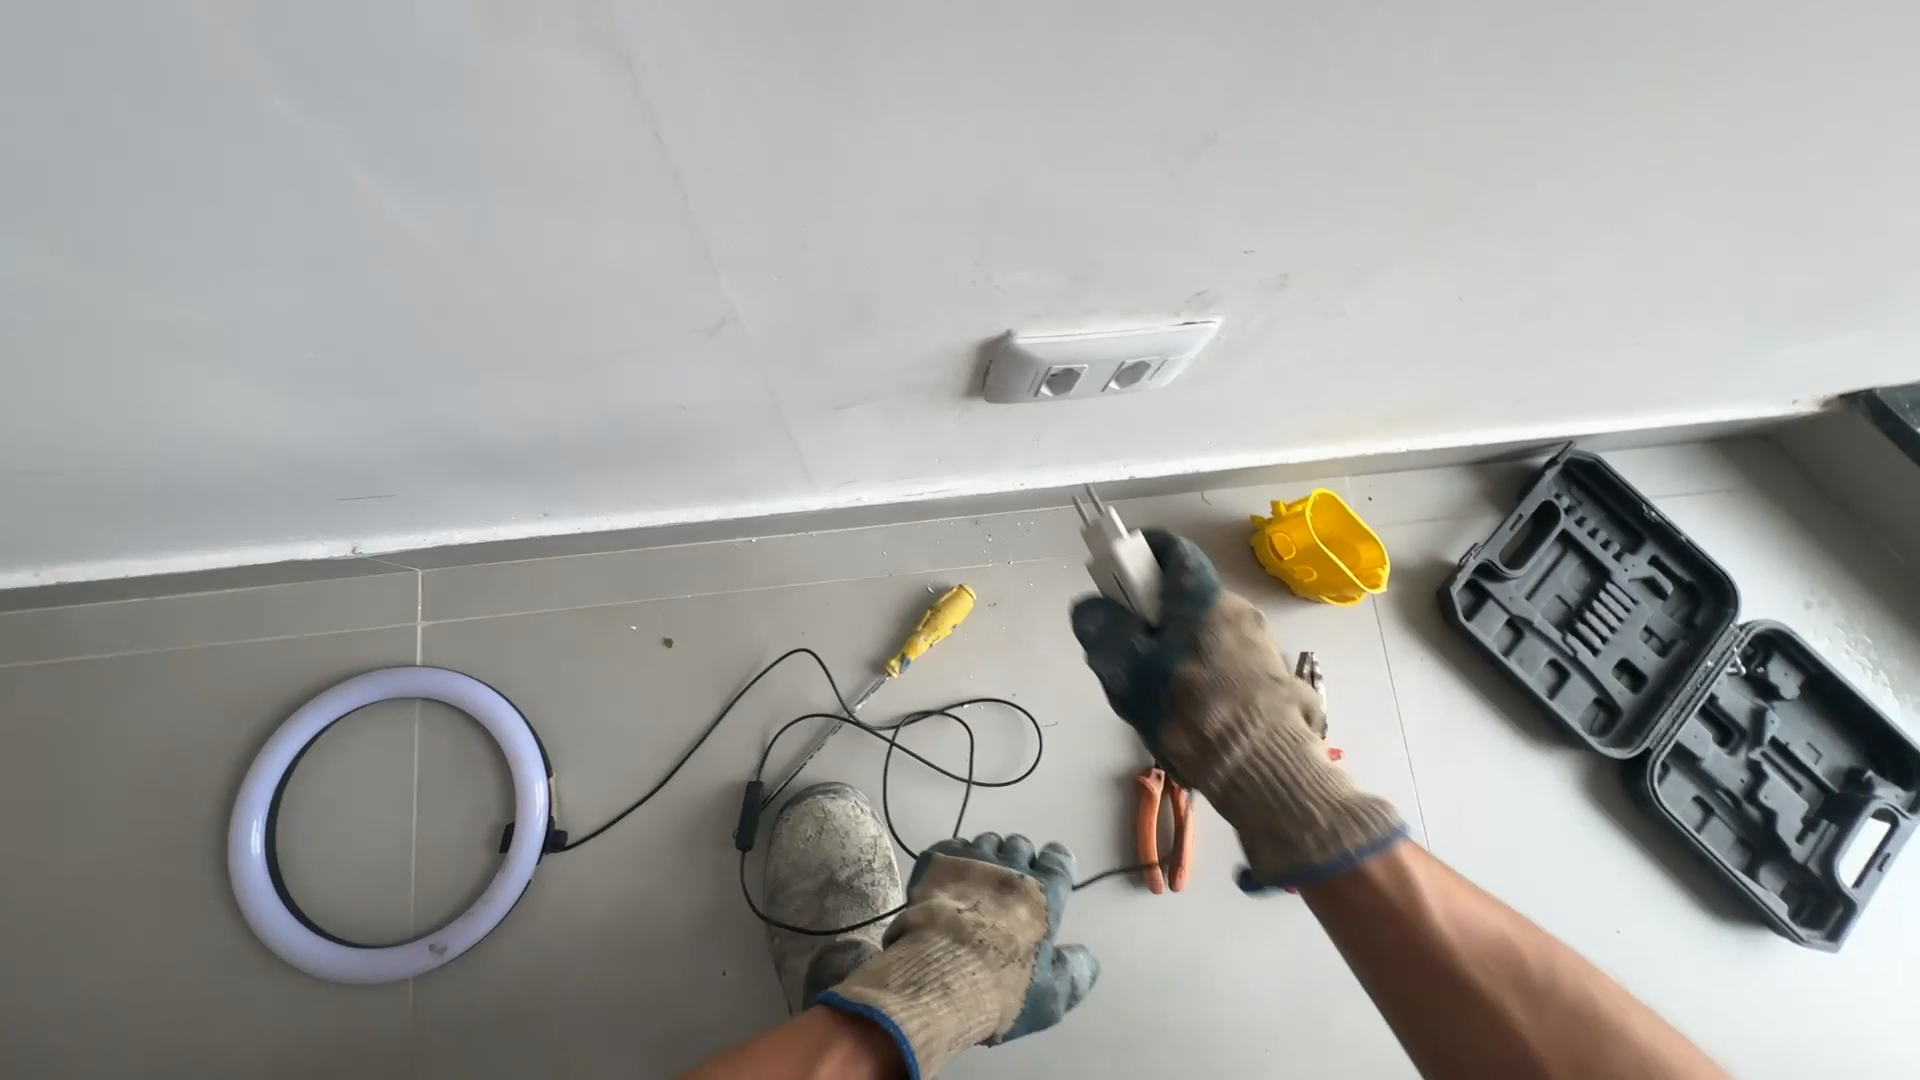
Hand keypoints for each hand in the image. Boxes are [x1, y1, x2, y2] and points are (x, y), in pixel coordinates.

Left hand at [819, 834, 1097, 1077]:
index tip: (1049, 876)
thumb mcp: (1051, 997)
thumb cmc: (1002, 989)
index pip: (1059, 859)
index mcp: (1045, 892)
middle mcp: (1010, 866)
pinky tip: (946, 880)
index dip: (1055, 864)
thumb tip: (1087, 956)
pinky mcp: (936, 861)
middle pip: (1019, 844)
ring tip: (975, 881)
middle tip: (1008, 885)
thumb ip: (1075, 973)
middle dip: (1017, 859)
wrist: (940, 976)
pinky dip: (951, 860)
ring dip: (984, 857)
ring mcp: (971, 859)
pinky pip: (949, 847)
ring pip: (984, 842)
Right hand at [1069, 529, 1405, 888]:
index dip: (1144, 552)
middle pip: (1187, 597)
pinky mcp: (1274, 681)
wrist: (1265, 771)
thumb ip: (1104, 631)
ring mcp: (1262, 646)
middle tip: (1128, 649)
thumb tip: (1091, 607)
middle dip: (1154, 615)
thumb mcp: (1129, 672)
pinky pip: (1228, 663)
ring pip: (1207, 633)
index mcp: (1203, 598)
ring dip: (1179, 648)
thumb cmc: (1191, 711)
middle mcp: (1238, 611)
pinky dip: (1204, 673)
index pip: (1174, 551)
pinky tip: (1192, 714)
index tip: (1120, 571)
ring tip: (1157, 693)